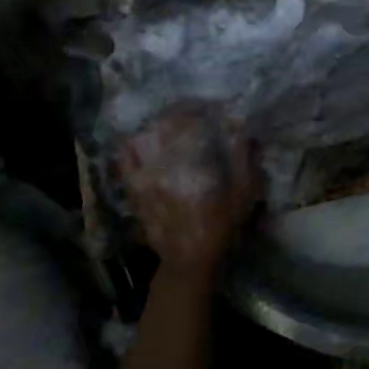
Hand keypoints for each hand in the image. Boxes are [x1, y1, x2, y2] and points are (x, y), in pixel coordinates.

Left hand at [117, 109, 258, 277]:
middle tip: (188, 113)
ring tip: (164, 127)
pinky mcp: (133, 191)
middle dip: (175, 113)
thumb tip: (243, 128)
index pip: (187, 120)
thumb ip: (244, 159)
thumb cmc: (220, 227)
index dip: (197, 108)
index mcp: (189, 161)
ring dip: (151, 128)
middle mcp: (161, 163)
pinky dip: (131, 148)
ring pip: (138, 139)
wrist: (189, 262)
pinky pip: (124, 162)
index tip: (210, 106)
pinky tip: (140, 146)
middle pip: (160, 125)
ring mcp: (142, 177)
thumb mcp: (244, 194)